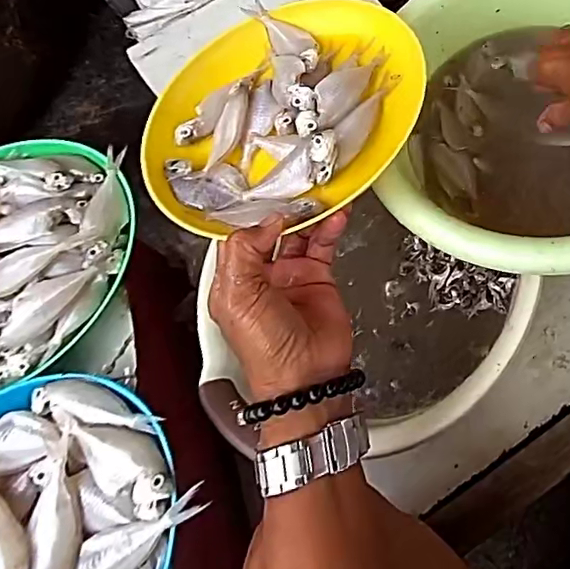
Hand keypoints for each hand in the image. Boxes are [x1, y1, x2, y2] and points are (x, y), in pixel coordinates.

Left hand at [209, 211, 354, 400]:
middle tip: (295, 190)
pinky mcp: (317, 277)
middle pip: (270, 228)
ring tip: (319, 199)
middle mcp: (260, 273)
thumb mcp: (237, 298)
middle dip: (282, 208)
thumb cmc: (266, 352)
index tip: (263, 194)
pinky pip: (323, 243)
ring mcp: (290, 274)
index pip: (238, 233)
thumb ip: (242, 252)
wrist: (307, 378)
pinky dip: (330, 226)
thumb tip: (264, 223)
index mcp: (233, 277)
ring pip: (298, 231)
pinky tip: (335, 216)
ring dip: (308, 214)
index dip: (250, 214)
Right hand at [534, 27, 569, 129]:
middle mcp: (562, 44)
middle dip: (553, 66)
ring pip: (567, 41)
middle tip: (566, 84)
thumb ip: (557, 116)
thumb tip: (545, 122)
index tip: (551, 94)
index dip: (541, 85)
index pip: (532, 73)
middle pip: (547, 53)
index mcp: (548, 64)